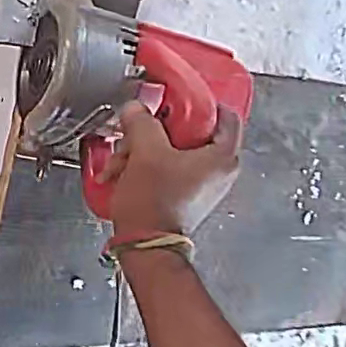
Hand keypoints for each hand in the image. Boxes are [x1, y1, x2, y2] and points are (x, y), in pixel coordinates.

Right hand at [95, 101, 242, 235]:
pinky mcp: (183, 196)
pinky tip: (124, 174)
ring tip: (122, 163)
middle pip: (189, 133)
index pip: (223, 113)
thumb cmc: (154, 205)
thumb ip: (142, 123)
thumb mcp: (145, 153)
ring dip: (142, 152)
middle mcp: (218, 170)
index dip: (195, 103)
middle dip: (153, 133)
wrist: (144, 244)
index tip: (171, 103)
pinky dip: (144, 168)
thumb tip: (136, 109)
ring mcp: (201, 185)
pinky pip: (165, 170)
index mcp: (222, 156)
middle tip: (135, 136)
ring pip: (172, 151)